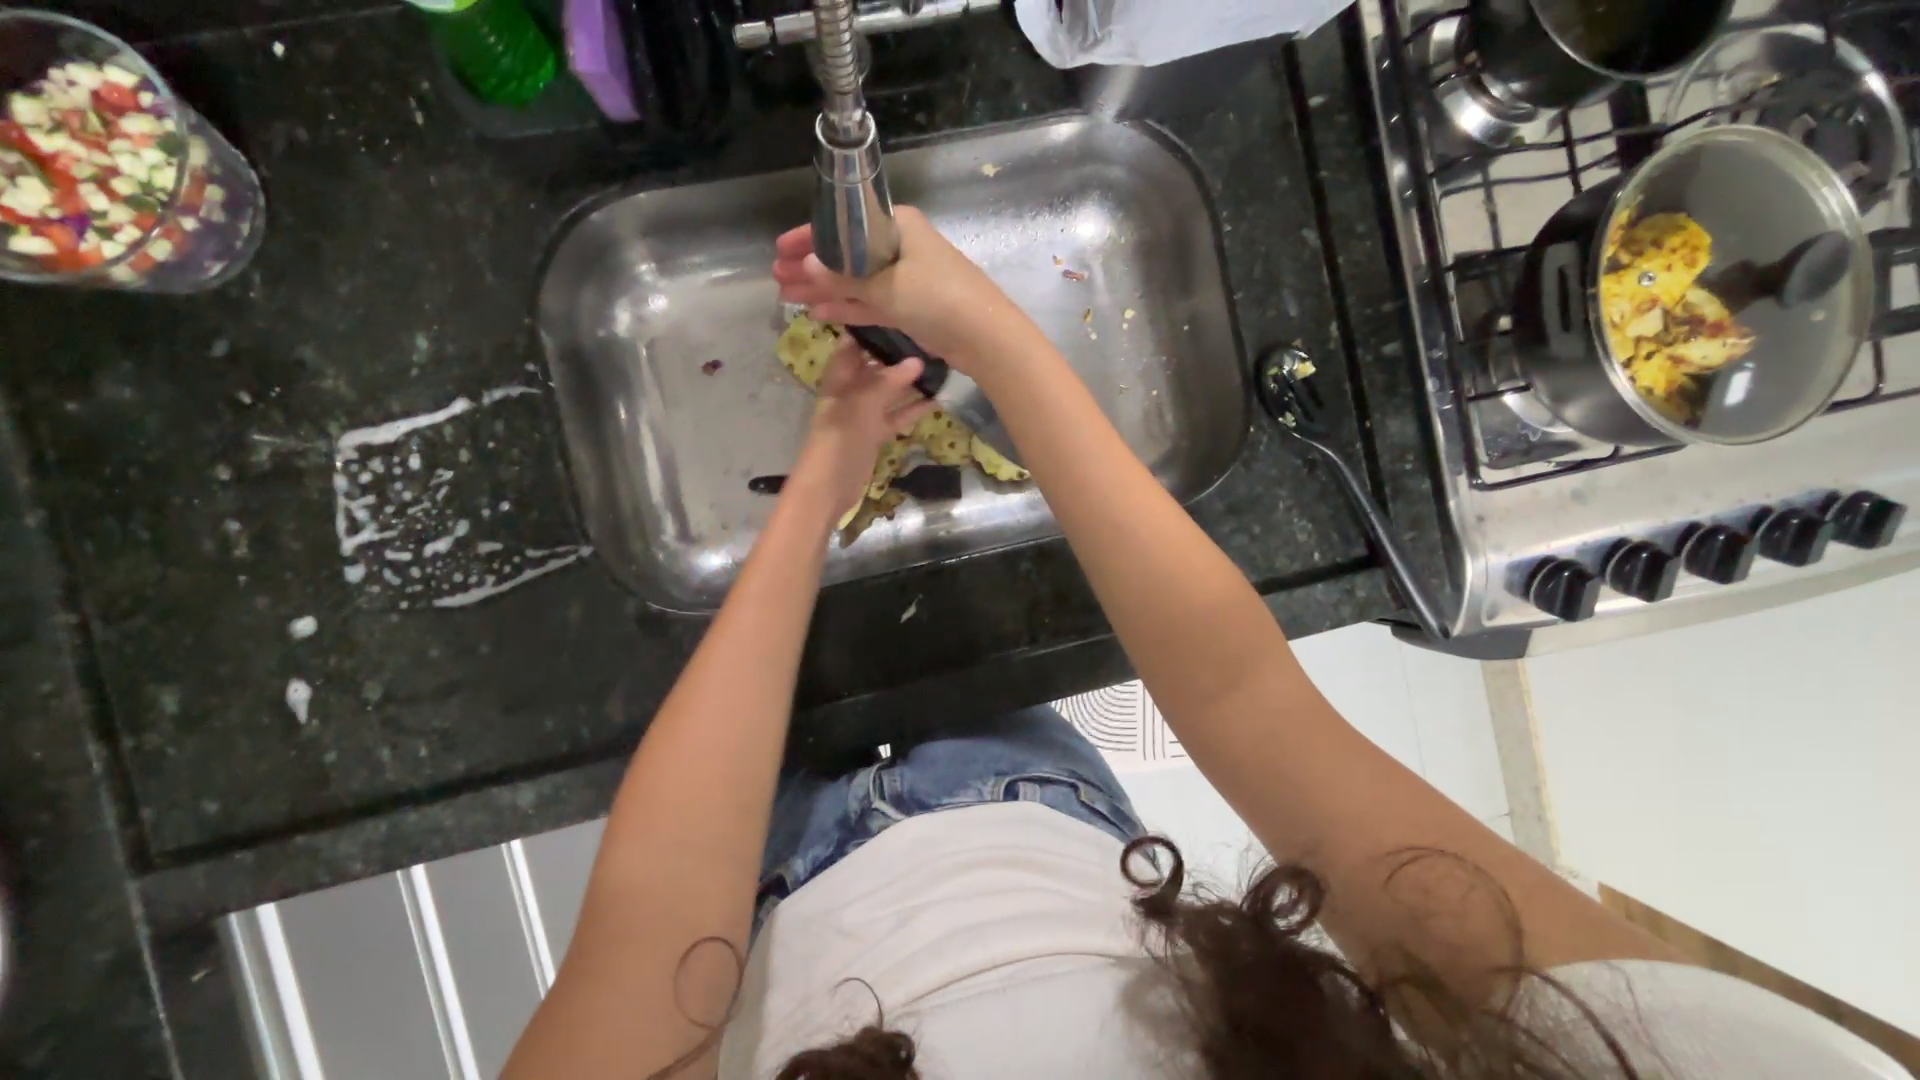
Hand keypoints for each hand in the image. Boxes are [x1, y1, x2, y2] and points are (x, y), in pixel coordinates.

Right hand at [771, 206, 1038, 376]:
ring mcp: (905, 278)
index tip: (780, 250)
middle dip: (812, 267)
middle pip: (846, 253)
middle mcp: (899, 246)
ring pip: (855, 281)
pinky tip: (818, 313)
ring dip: (823, 289)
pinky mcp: (909, 307)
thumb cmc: (937, 298)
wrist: (984, 335)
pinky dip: (846, 308)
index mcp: (897, 226)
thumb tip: (806, 265)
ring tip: (788, 297)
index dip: (809, 237)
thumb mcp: (887, 285)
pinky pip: (870, 303)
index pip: (844, 225)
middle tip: (777, 278)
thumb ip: (844, 278)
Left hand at [794, 342, 933, 515]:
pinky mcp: (875, 433)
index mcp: (839, 377)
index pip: (853, 344)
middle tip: (931, 338)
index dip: (872, 328)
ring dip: (910, 381)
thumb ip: (889, 382)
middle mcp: (851, 390)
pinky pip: (896, 415)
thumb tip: (918, 361)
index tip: (901, 312)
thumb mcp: (863, 404)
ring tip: (941, 364)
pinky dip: (913, 408)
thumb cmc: (839, 438)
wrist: (828, 486)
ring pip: (890, 391)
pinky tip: (937, 398)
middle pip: (875, 366)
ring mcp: (864, 413)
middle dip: (898, 354)